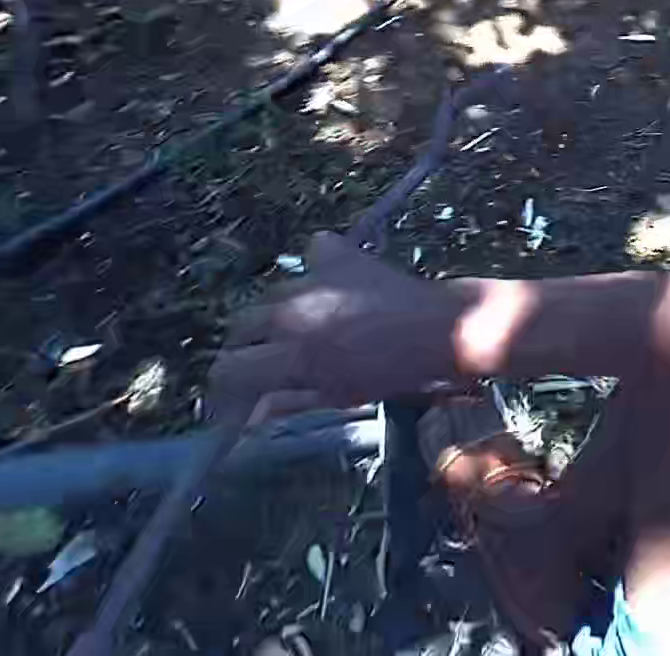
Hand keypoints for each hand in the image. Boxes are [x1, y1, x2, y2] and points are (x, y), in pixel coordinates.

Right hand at [209, 232, 472, 421]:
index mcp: (292, 355)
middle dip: (249, 346)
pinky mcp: (340, 255)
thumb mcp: (339, 397)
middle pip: (242, 324)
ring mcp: (315, 278)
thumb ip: (288, 402)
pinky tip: (332, 283)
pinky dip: (318, 266)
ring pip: (274, 292)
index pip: (229, 369)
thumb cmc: (394, 374)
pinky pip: (313, 253)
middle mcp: (293, 311)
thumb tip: (248, 416)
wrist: (441, 330)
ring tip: (307, 324)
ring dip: (281, 310)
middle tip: (271, 359)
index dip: (228, 386)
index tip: (239, 394)